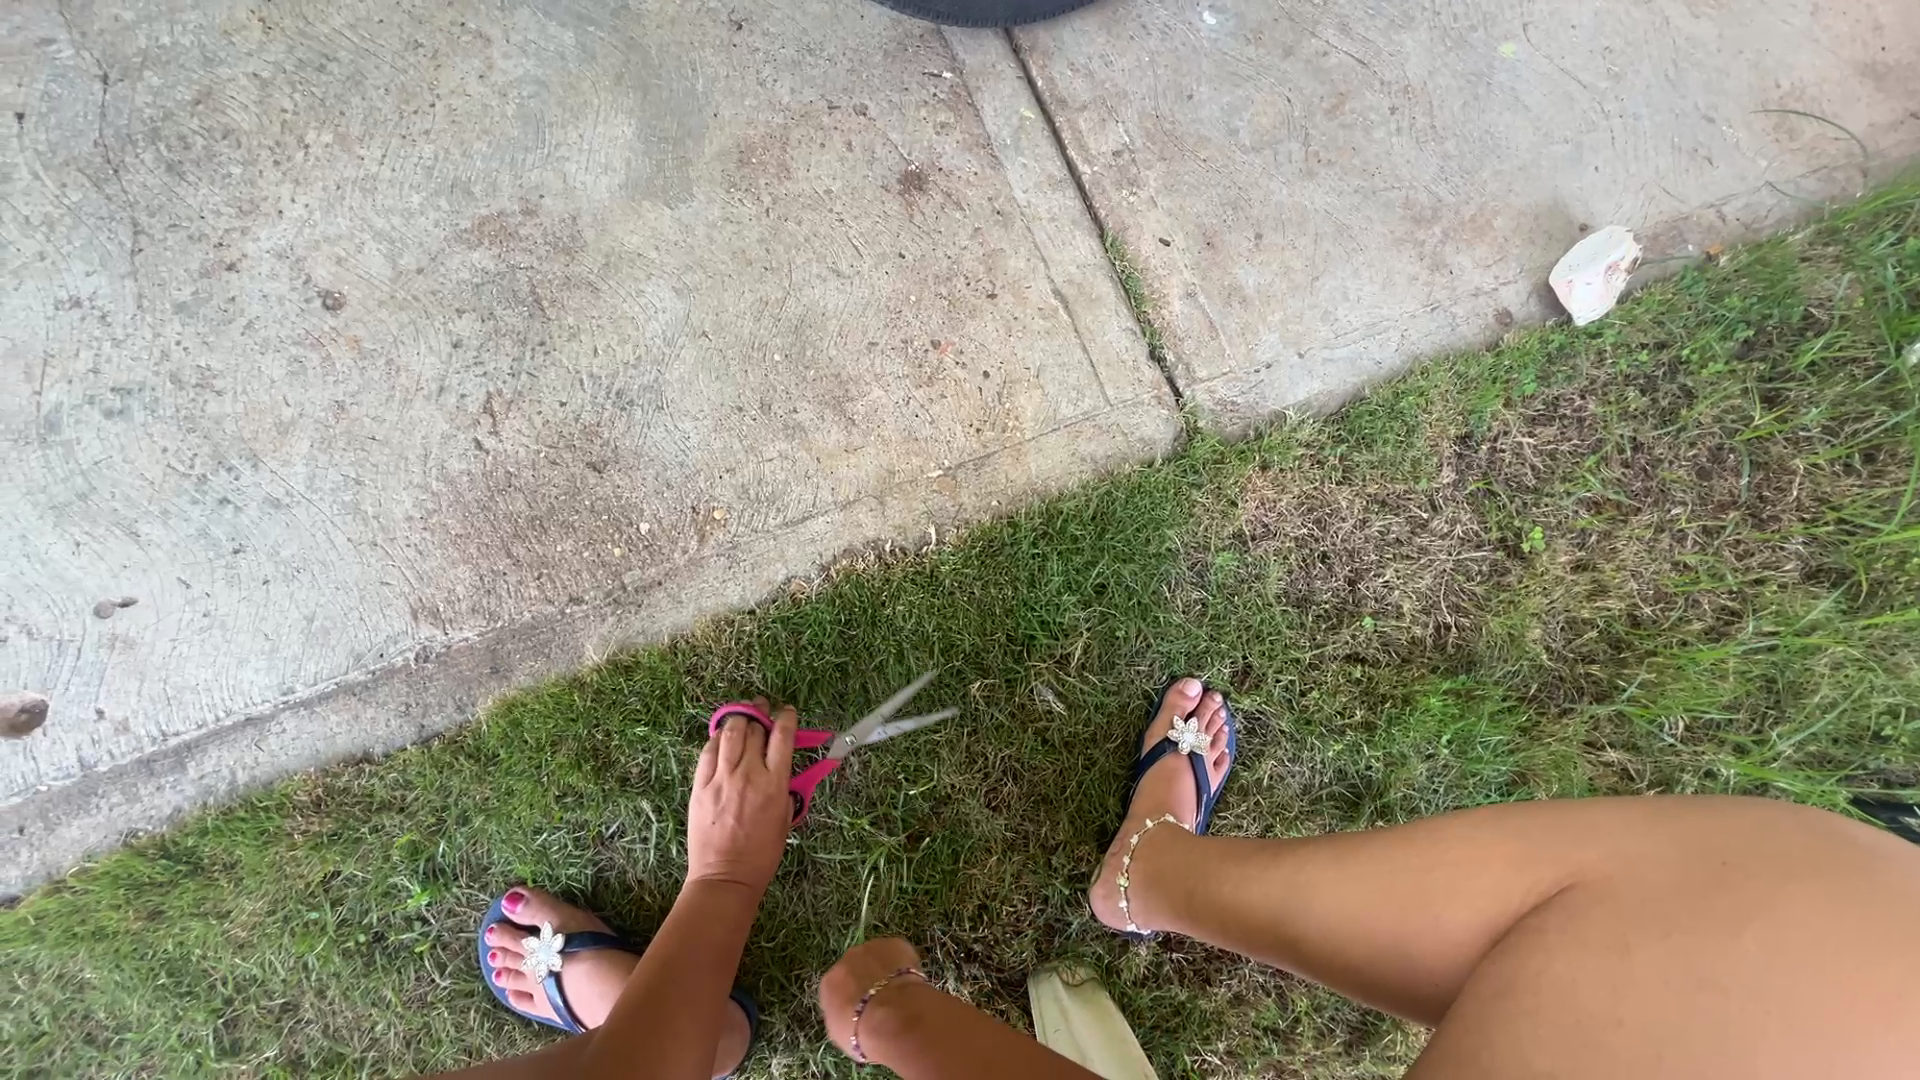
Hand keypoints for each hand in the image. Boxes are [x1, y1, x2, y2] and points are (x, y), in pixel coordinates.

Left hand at [686, 699, 796, 892]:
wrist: (725, 877)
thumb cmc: (762, 854)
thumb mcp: (785, 818)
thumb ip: (783, 789)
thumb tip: (779, 769)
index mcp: (775, 783)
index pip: (782, 736)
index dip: (785, 717)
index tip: (786, 712)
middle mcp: (749, 774)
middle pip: (754, 729)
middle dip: (760, 714)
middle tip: (761, 709)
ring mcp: (722, 778)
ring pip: (729, 733)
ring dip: (738, 720)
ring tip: (741, 716)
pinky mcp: (700, 786)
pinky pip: (707, 752)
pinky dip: (716, 739)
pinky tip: (721, 738)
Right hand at [819, 937, 927, 1059]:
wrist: (891, 1016)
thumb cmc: (862, 1032)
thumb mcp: (840, 1033)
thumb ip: (841, 1015)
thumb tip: (849, 1012)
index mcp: (830, 982)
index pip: (838, 987)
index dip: (851, 997)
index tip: (861, 1010)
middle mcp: (847, 958)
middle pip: (857, 967)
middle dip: (867, 979)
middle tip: (880, 1000)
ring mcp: (872, 947)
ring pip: (878, 957)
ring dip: (885, 970)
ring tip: (897, 992)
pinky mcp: (895, 943)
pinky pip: (898, 953)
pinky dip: (904, 965)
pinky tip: (909, 983)